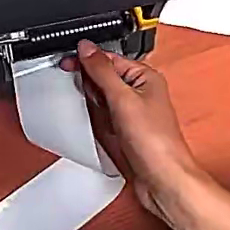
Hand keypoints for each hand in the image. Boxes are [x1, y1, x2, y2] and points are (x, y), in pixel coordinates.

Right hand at [62, 40, 202, 216]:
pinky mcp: (123, 129)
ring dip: (93, 106)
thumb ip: (102, 71)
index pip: (109, 58)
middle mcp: (139, 92)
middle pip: (103, 77)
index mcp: (145, 76)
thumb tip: (86, 48)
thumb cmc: (156, 142)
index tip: (67, 62)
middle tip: (86, 94)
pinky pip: (101, 117)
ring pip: (100, 99)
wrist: (161, 181)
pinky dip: (95, 121)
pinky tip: (99, 128)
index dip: (87, 59)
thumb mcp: (123, 99)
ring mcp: (130, 112)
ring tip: (101, 117)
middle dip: (90, 86)